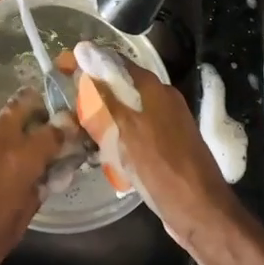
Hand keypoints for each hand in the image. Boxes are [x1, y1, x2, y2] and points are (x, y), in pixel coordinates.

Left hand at [0, 88, 66, 264]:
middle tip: (45, 122)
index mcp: (18, 159)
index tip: (75, 133)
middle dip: (36, 109)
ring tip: (12, 161)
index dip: (66, 131)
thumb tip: (43, 180)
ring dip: (8, 137)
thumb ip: (31, 198)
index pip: (52, 133)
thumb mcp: (12, 231)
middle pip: (20, 107)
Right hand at [58, 45, 233, 239]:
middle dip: (93, 91)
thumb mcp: (127, 128)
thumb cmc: (162, 168)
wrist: (202, 213)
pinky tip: (105, 150)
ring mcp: (168, 122)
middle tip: (68, 105)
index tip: (60, 69)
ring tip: (82, 129)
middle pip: (120, 84)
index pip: (113, 62)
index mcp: (153, 89)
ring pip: (127, 108)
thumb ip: (104, 91)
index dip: (86, 61)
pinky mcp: (169, 144)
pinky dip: (119, 134)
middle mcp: (163, 99)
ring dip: (104, 115)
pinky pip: (136, 129)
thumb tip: (83, 51)